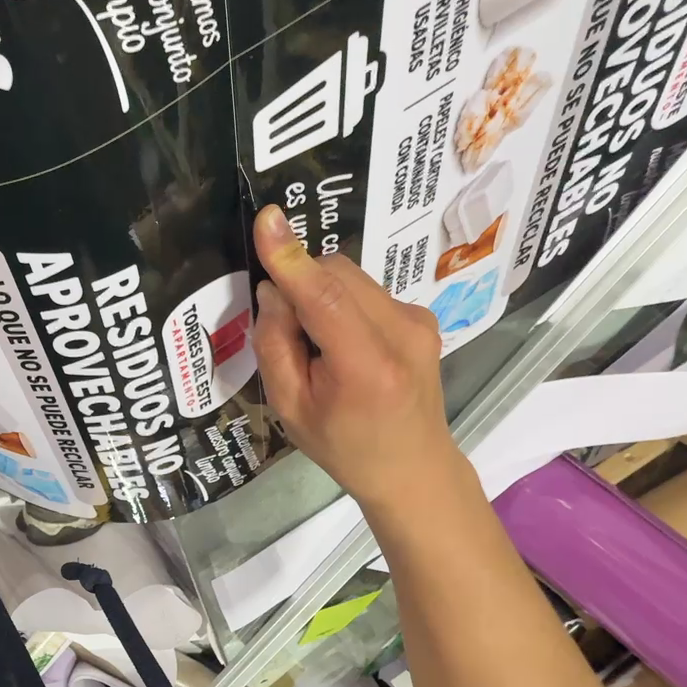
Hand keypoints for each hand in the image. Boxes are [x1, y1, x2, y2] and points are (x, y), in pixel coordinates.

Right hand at [250, 205, 463, 509]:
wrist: (412, 466)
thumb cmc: (342, 445)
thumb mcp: (289, 408)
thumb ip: (275, 346)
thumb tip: (274, 290)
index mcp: (366, 367)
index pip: (323, 298)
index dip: (291, 258)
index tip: (267, 220)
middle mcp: (402, 333)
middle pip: (335, 274)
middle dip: (297, 285)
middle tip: (286, 333)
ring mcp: (417, 320)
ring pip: (347, 276)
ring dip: (316, 293)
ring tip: (315, 344)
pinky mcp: (419, 315)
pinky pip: (361, 288)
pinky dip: (335, 301)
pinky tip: (337, 341)